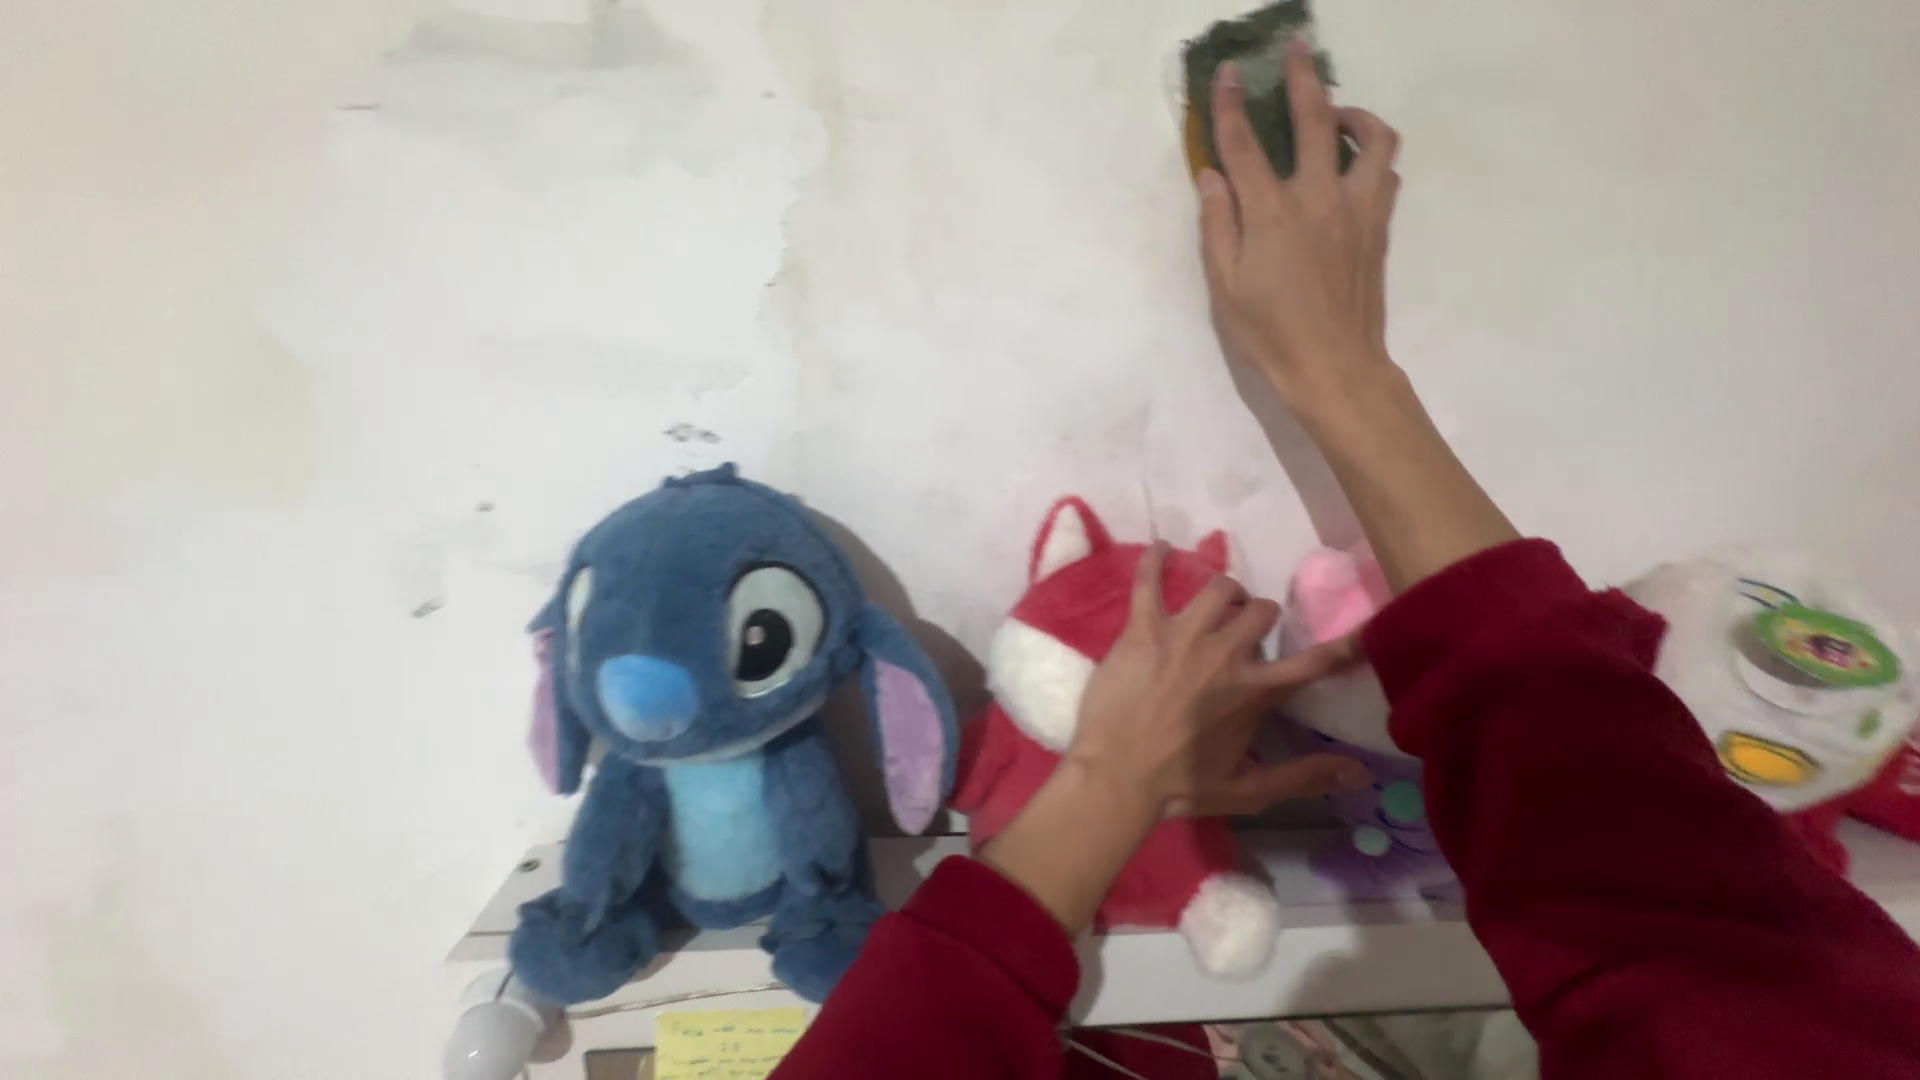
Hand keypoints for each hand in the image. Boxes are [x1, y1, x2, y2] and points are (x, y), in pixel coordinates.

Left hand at [1064, 542, 1369, 817]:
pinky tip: (1160, 548)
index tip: (1363, 632)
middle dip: (1261, 617)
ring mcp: (1181, 635)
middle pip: (1261, 611)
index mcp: (1254, 691)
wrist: (1114, 776)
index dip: (1345, 645)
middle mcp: (1225, 653)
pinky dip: (1155, 560)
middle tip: (1246, 631)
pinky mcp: (1142, 628)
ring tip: (1217, 603)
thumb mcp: (1247, 791)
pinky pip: (1148, 581)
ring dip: (1224, 593)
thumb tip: (1360, 774)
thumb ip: (1304, 777)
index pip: (1313, 662)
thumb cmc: (1179, 785)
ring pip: (1218, 588)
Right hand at [1199, 39, 1401, 406]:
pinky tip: (1354, 163)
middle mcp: (1319, 197)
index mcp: (1272, 213)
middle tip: (1296, 50)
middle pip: (1315, 120)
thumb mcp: (1224, 287)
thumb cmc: (1269, 333)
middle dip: (1302, 78)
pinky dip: (1371, 153)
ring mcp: (1357, 209)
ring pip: (1371, 138)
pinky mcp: (1379, 226)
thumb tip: (1211, 178)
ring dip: (1353, 114)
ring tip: (1336, 114)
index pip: (1246, 146)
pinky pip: (1385, 171)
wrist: (1334, 365)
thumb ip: (1217, 226)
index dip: (1231, 106)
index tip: (1227, 72)